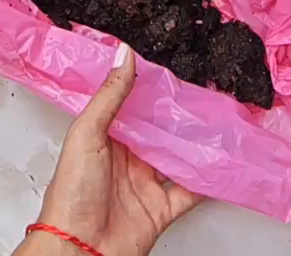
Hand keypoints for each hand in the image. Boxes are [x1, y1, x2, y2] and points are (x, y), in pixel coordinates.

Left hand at [20, 45, 203, 255]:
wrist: (78, 252)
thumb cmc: (72, 194)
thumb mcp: (87, 133)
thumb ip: (109, 95)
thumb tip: (124, 54)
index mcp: (107, 136)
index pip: (133, 104)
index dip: (151, 87)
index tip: (171, 67)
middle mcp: (128, 157)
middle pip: (159, 129)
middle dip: (179, 113)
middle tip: (202, 91)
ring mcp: (145, 182)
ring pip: (177, 156)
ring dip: (195, 142)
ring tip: (217, 120)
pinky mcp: (161, 209)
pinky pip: (189, 191)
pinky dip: (206, 179)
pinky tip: (219, 163)